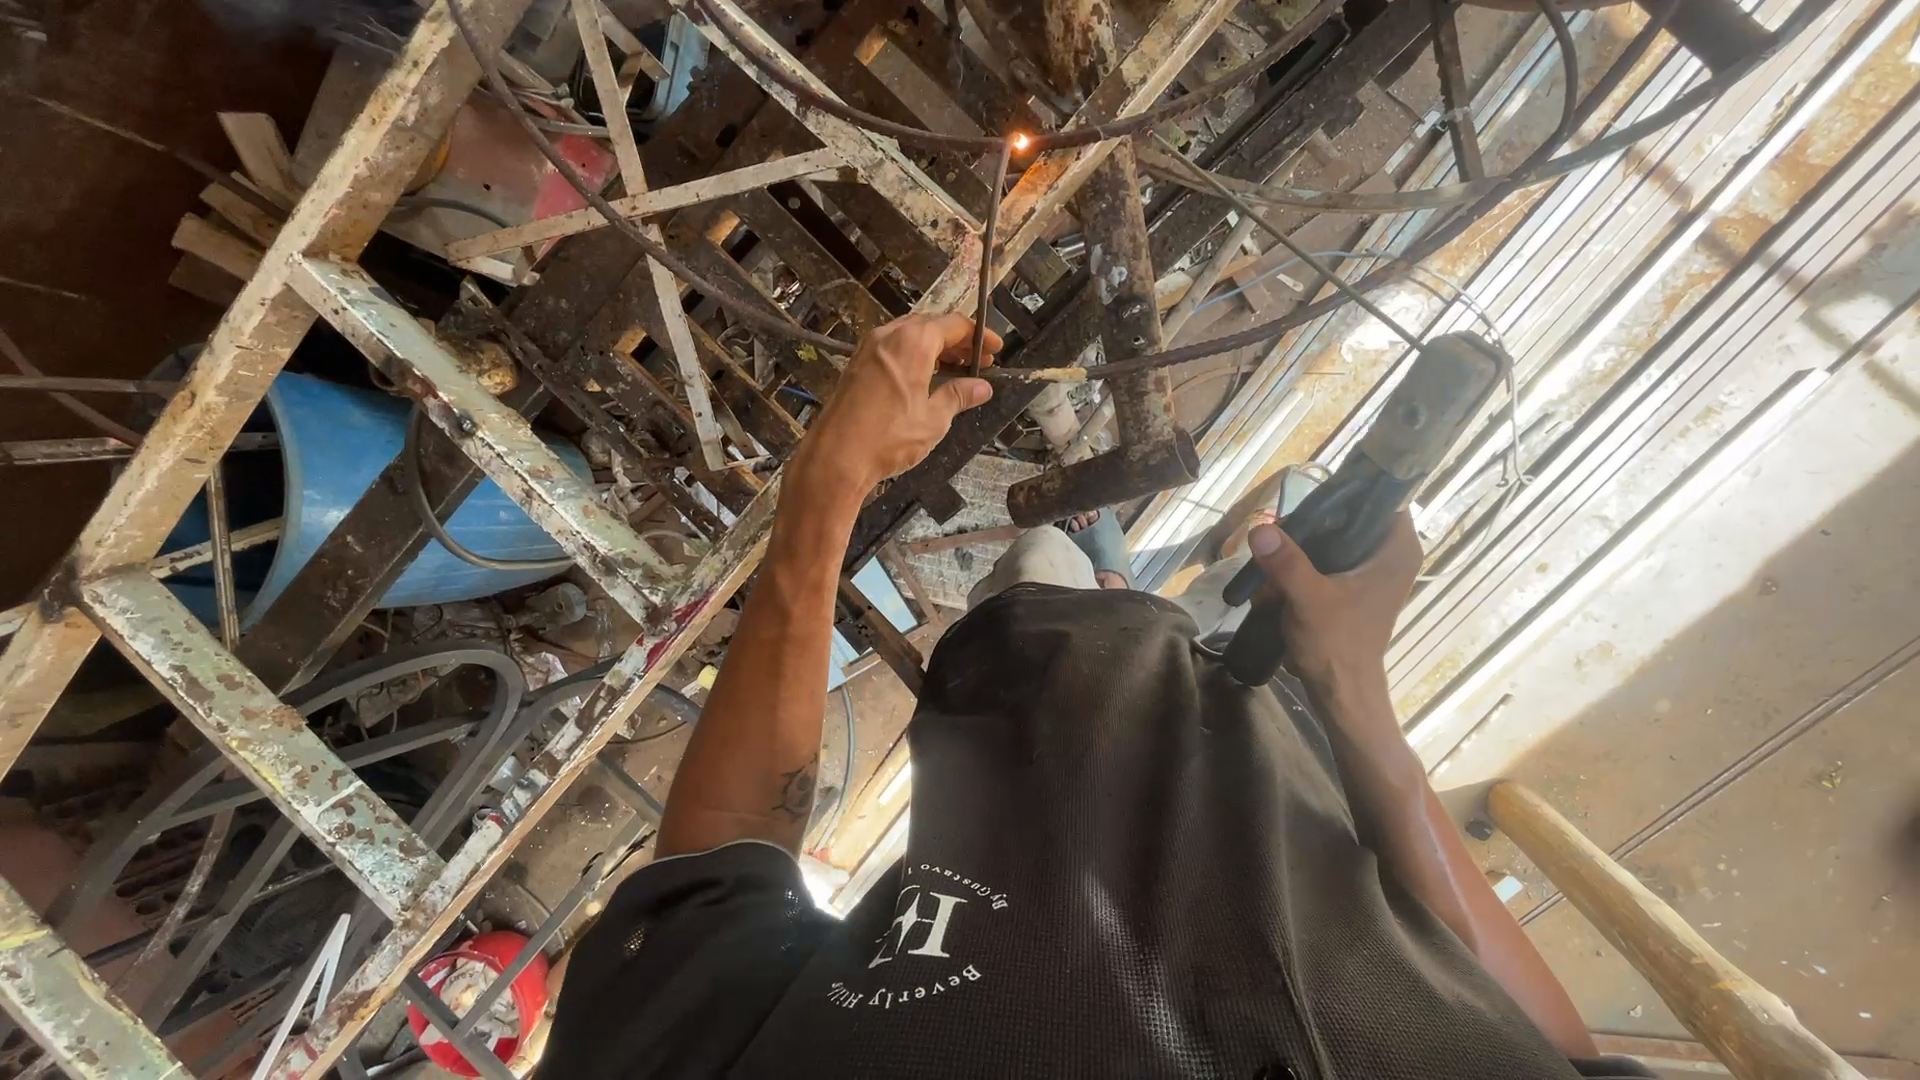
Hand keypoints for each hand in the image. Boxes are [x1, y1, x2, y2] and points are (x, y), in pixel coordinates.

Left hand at [790, 314, 999, 499]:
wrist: (837, 456)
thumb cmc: (889, 437)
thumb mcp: (934, 419)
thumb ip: (958, 396)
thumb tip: (982, 387)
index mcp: (912, 342)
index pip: (953, 325)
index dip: (978, 336)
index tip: (995, 349)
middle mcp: (888, 336)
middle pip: (930, 326)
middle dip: (957, 341)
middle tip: (978, 361)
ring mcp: (868, 349)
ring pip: (909, 336)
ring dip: (935, 348)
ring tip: (955, 370)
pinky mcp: (856, 366)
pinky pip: (892, 349)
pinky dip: (913, 356)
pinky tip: (923, 378)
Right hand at [1245, 511, 1421, 697]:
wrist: (1340, 691)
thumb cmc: (1336, 644)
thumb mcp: (1308, 599)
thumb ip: (1287, 563)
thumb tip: (1260, 529)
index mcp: (1396, 551)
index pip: (1378, 498)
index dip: (1345, 493)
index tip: (1309, 501)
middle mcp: (1390, 556)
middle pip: (1348, 517)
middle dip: (1311, 525)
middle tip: (1282, 533)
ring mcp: (1371, 573)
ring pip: (1333, 539)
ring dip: (1301, 547)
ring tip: (1275, 560)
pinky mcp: (1353, 588)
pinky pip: (1325, 561)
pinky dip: (1302, 566)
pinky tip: (1278, 580)